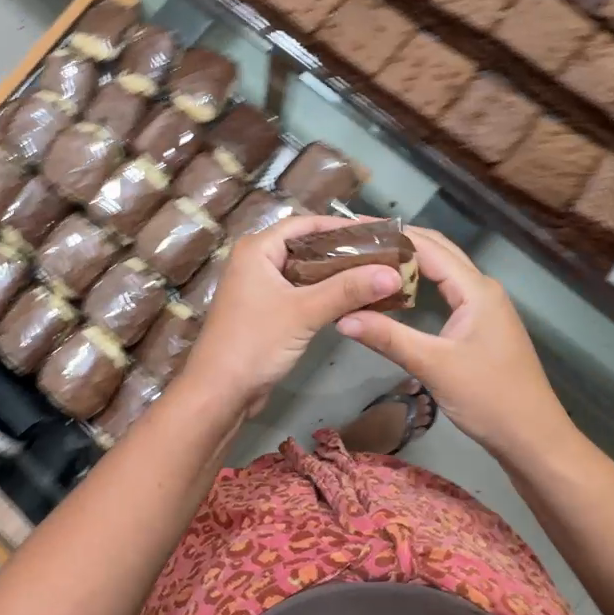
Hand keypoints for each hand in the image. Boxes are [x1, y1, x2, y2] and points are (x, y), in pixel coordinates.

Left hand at [183, 215, 402, 416]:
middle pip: (307, 246)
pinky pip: (301, 293)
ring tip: (378, 275)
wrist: (219, 390)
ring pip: (305, 272)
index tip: (379, 232)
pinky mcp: (266, 311)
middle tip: (385, 254)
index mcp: (257, 249)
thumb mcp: (304, 312)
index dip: (342, 226)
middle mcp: (256, 261)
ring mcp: (259, 287)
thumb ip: (348, 290)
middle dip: (344, 251)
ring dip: (337, 274)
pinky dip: (326, 294)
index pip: (305, 223)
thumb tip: (394, 273)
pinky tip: (355, 301)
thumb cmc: (255, 342)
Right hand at [336, 226, 576, 460]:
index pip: (428, 247)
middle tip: (355, 240)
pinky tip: (393, 290)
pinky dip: (418, 281)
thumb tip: (341, 317)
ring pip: (442, 270)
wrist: (534, 440)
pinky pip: (445, 289)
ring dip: (408, 259)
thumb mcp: (433, 366)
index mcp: (476, 290)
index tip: (354, 229)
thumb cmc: (489, 398)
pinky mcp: (480, 325)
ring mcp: (484, 307)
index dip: (391, 235)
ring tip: (368, 257)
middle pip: (437, 250)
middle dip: (398, 240)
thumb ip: (387, 337)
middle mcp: (482, 289)